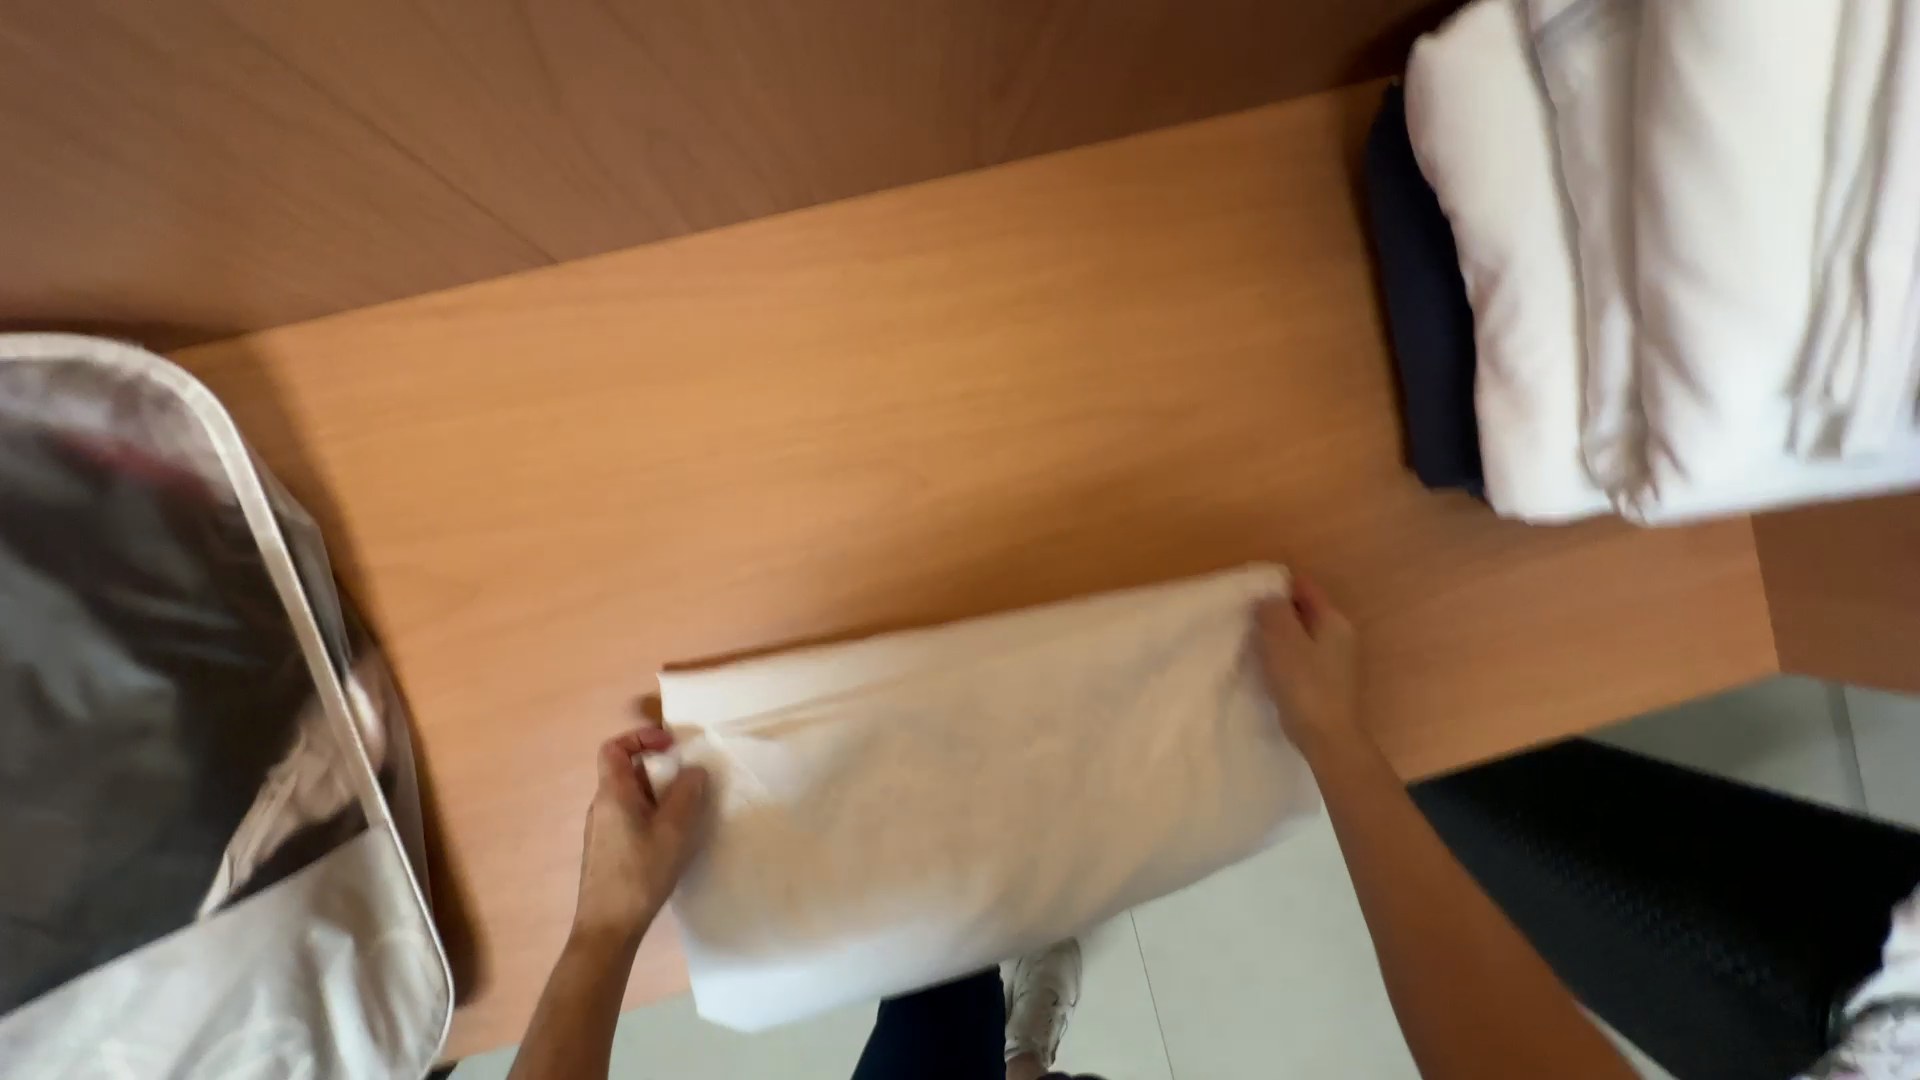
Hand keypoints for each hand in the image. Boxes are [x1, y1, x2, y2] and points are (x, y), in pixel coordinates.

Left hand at [571, 725, 711, 946]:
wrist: (607, 929)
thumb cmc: (640, 873)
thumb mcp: (674, 829)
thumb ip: (686, 792)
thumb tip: (693, 770)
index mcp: (613, 794)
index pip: (615, 748)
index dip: (642, 738)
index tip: (671, 746)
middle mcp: (601, 806)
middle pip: (627, 770)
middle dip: (660, 768)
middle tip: (688, 780)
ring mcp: (602, 829)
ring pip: (631, 795)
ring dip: (659, 792)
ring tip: (686, 810)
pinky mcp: (607, 849)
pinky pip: (630, 815)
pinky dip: (652, 812)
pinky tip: (671, 836)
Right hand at [1257, 575, 1360, 750]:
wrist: (1326, 737)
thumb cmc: (1304, 684)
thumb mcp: (1283, 641)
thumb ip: (1274, 612)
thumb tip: (1268, 596)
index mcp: (1334, 621)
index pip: (1305, 587)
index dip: (1278, 584)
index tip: (1250, 590)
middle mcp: (1339, 635)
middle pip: (1304, 608)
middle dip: (1277, 608)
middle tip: (1245, 613)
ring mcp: (1335, 659)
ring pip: (1301, 632)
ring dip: (1278, 632)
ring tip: (1251, 636)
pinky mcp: (1325, 679)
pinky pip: (1300, 653)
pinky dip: (1283, 651)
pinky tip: (1266, 662)